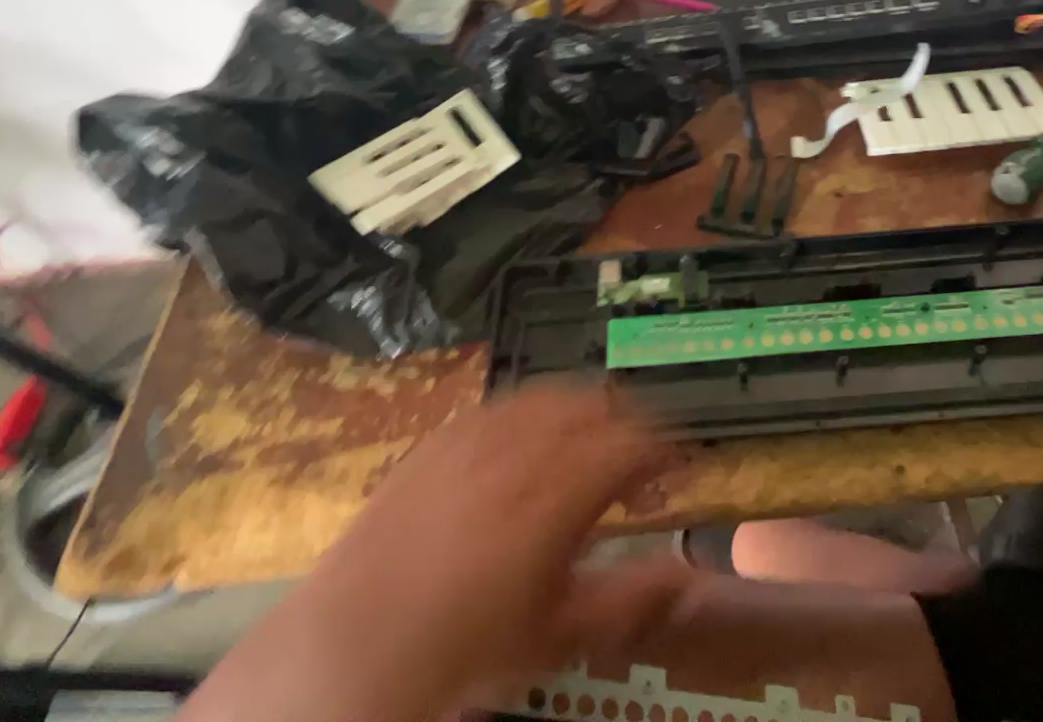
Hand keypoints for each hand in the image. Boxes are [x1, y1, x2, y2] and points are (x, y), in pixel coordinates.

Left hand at [181, 383, 692, 721]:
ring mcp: (474, 436)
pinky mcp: (439, 438)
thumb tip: (689, 576)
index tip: (678, 470)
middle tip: (636, 465)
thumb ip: (632, 598)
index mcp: (557, 491)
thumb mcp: (559, 633)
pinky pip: (499, 406)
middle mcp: (520, 447)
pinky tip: (524, 451)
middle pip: (595, 403)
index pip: (633, 442)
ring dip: (580, 412)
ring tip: (586, 450)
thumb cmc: (465, 647)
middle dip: (628, 424)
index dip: (666, 449)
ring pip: (547, 395)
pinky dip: (530, 416)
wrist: (353, 645)